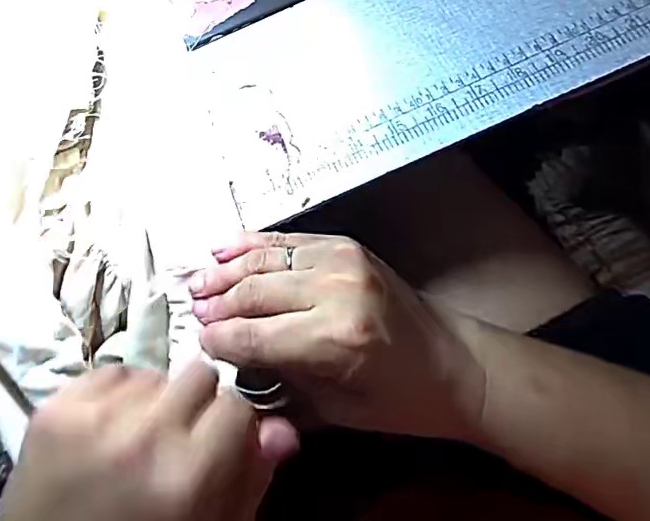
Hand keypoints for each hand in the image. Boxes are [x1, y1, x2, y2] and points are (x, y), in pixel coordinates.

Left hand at [0, 361, 299, 520]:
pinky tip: (107, 432)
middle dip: (196, 405)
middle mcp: (142, 434)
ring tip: (137, 441)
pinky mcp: (56, 405)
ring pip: (153, 372)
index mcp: (185, 477)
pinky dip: (114, 396)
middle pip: (196, 374)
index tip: (221, 443)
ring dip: (153, 400)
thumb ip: (246, 484)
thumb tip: (282, 428)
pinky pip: (108, 371)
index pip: (236, 406)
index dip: (233, 426)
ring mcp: (92, 414)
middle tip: (178, 440)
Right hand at [190, 232, 488, 442]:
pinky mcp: (341, 242)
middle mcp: (335, 289)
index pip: (258, 336)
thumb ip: (282, 381)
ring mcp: (339, 258)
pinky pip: (284, 239)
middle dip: (218, 303)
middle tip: (192, 311)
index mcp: (337, 338)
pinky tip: (222, 249)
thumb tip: (232, 358)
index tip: (199, 342)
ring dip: (225, 270)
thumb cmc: (400, 399)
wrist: (456, 362)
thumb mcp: (338, 411)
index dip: (222, 339)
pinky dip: (250, 244)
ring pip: (264, 260)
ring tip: (197, 281)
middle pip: (256, 292)